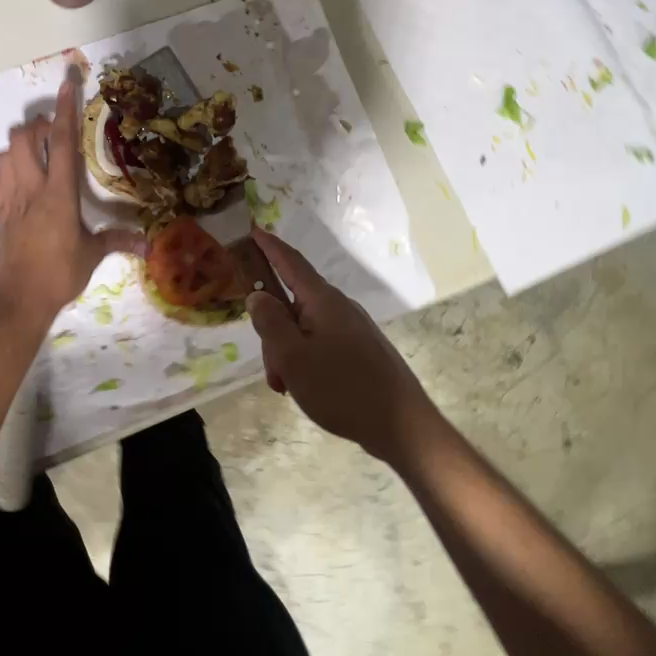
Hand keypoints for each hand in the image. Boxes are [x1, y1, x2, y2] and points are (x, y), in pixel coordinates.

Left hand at [0, 71, 143, 321]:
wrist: (19, 299)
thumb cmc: (59, 274)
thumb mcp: (92, 255)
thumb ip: (117, 241)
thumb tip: (148, 244)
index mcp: (58, 193)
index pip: (60, 141)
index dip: (65, 110)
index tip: (67, 84)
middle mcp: (30, 188)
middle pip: (23, 138)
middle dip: (35, 127)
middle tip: (50, 135)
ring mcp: (9, 199)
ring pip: (5, 154)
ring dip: (19, 147)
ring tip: (35, 156)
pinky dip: (6, 171)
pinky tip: (18, 182)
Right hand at [247, 226, 445, 464]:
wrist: (403, 427)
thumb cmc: (342, 389)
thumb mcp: (292, 357)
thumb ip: (269, 322)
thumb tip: (258, 296)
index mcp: (323, 301)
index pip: (291, 262)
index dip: (269, 246)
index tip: (252, 229)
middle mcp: (340, 308)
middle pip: (293, 303)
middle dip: (273, 330)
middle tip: (272, 370)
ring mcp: (353, 330)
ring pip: (304, 329)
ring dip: (287, 353)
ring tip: (288, 387)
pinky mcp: (362, 351)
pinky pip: (321, 345)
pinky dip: (305, 361)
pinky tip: (306, 389)